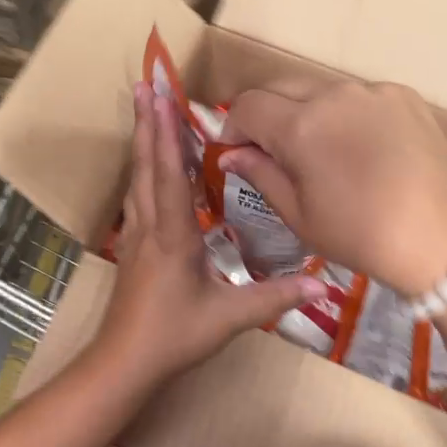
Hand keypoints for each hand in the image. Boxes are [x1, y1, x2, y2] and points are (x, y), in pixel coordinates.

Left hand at [93, 83, 327, 385]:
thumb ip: (274, 297)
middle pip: (146, 165)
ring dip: (141, 142)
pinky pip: (135, 198)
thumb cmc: (175, 337)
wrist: (124, 362)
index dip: (166, 132)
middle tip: (143, 84)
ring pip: (136, 179)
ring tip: (142, 112)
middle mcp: (149, 226)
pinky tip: (143, 170)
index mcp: (173, 235)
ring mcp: (135, 237)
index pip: (169, 174)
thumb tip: (322, 283)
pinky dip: (140, 172)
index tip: (160, 95)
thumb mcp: (230, 318)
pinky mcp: (130, 250)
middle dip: (147, 123)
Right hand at [219, 81, 446, 295]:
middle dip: (266, 114)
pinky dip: (345, 113)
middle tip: (271, 150)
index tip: (235, 151)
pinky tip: (358, 147)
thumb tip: (230, 153)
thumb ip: (260, 173)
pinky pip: (357, 95)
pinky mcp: (402, 95)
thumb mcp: (299, 215)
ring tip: (320, 150)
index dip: (233, 127)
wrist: (441, 241)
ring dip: (305, 111)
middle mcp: (334, 95)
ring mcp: (372, 91)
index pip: (247, 105)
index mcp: (301, 126)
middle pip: (279, 88)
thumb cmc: (360, 236)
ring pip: (319, 89)